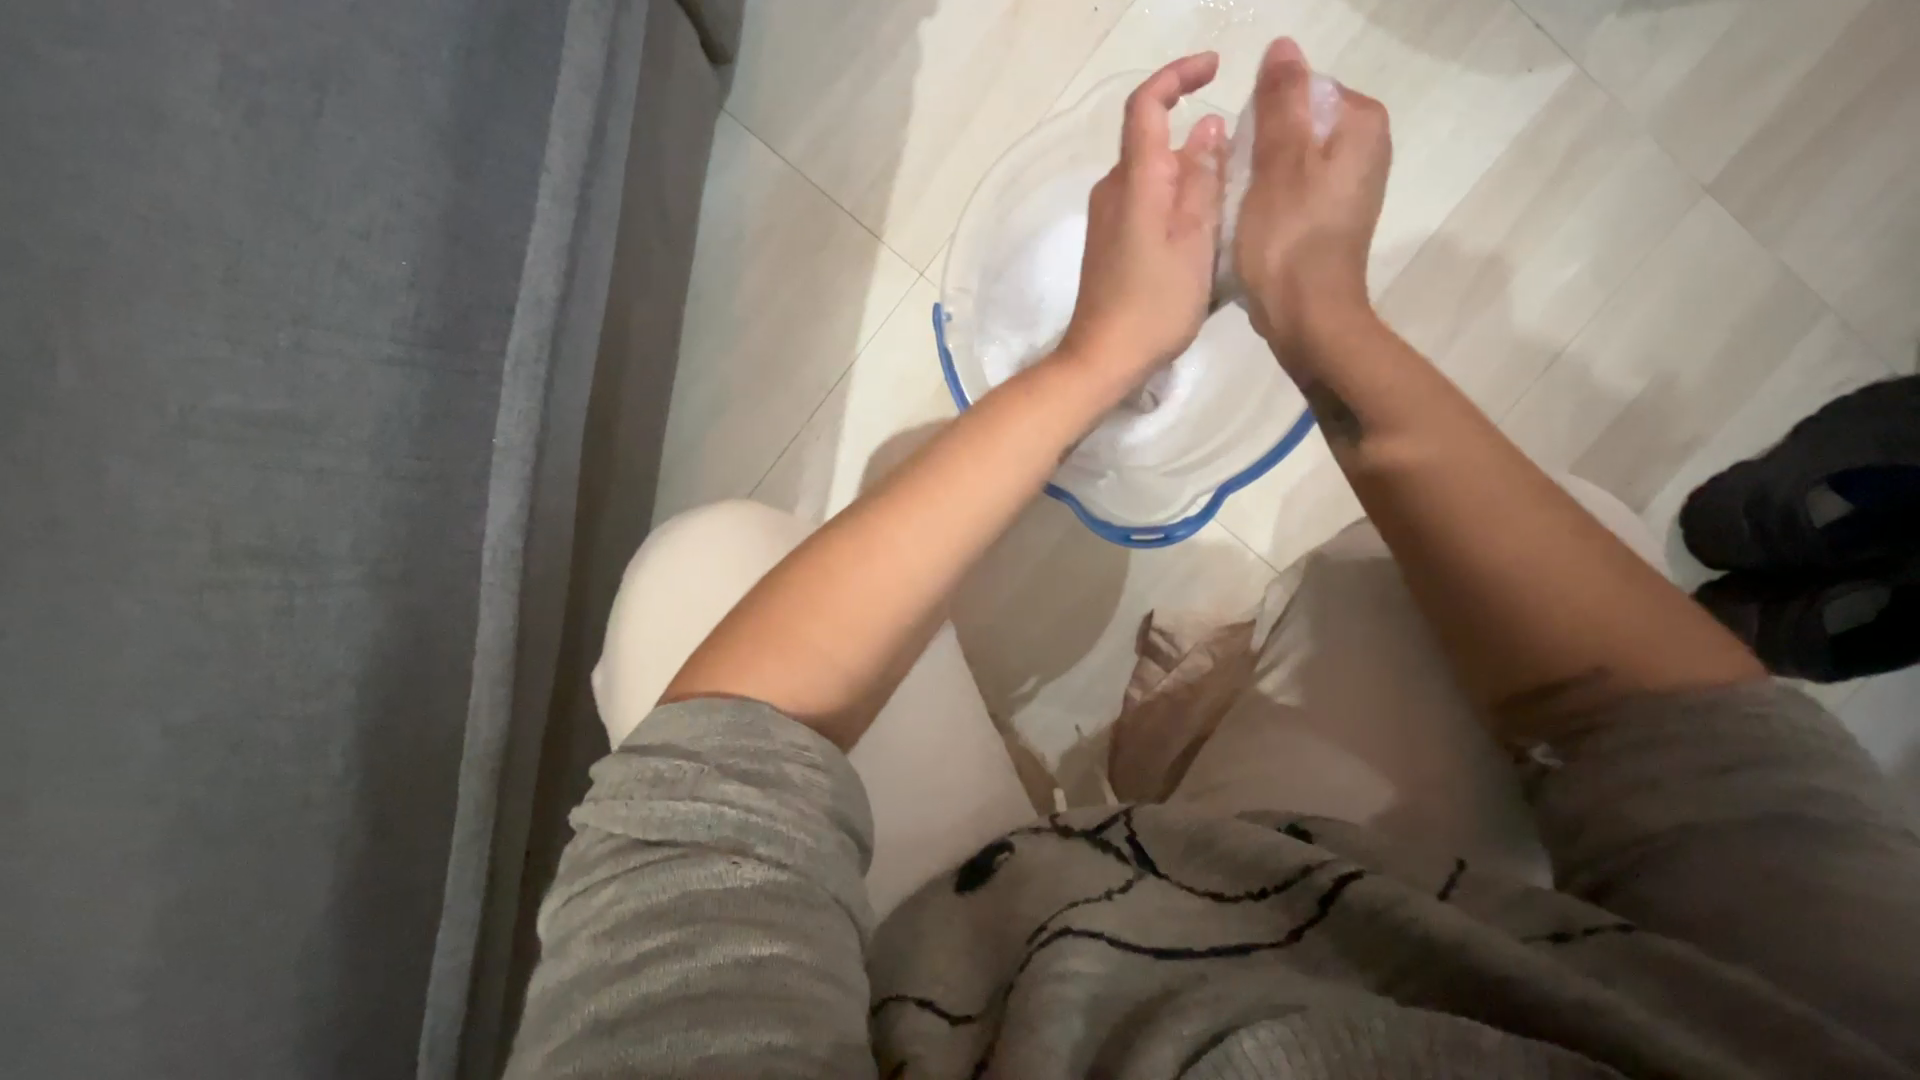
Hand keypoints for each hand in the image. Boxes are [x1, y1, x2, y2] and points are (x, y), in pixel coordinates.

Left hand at [1058, 53, 1228, 389]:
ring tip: (1228, 203)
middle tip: (1241, 162)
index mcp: (1135, 181)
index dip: (1177, 76)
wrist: (1102, 358)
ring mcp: (1106, 219)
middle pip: (1153, 143)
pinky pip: (1145, 204)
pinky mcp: (1108, 243)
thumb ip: (1202, 180)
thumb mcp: (1194, 241)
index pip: (1146, 105)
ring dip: (1188, 177)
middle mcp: (1113, 190)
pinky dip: (1174, 203)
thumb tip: (1205, 129)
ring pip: (1152, 176)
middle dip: (1196, 140)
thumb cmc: (1154, 304)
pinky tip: (1200, 233)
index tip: (1213, 68)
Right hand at [1234, 39, 1390, 366]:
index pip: (1304, 90)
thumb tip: (1284, 47)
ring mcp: (1350, 191)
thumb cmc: (1289, 236)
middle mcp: (1366, 152)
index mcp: (1361, 126)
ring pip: (1292, 163)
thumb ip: (1281, 99)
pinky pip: (1293, 196)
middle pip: (1297, 127)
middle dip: (1261, 148)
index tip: (1243, 150)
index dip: (1264, 116)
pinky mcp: (1331, 224)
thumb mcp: (1278, 159)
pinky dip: (1270, 205)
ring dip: (1260, 179)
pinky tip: (1252, 229)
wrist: (1306, 315)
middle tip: (1237, 182)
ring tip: (1240, 208)